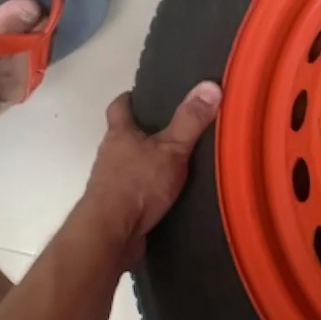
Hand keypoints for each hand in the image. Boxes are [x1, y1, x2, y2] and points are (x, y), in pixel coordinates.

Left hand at [78, 82, 221, 261]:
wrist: (110, 234)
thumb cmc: (136, 185)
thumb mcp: (171, 150)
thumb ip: (190, 121)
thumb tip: (210, 85)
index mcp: (119, 134)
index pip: (118, 107)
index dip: (129, 99)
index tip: (142, 95)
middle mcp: (110, 155)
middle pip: (123, 137)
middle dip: (143, 133)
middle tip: (172, 129)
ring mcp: (110, 183)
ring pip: (129, 165)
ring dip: (146, 164)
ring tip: (176, 163)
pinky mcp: (116, 208)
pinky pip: (134, 192)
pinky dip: (148, 191)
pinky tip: (168, 197)